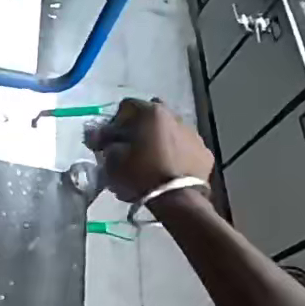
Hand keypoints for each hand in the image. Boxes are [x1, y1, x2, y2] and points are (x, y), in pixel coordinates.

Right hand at [83, 98, 213, 201]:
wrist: (177, 200)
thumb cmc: (140, 173)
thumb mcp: (112, 158)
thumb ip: (105, 142)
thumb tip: (99, 136)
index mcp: (151, 112)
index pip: (127, 106)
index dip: (115, 121)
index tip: (111, 138)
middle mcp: (175, 117)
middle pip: (151, 116)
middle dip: (139, 127)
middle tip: (130, 145)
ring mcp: (193, 134)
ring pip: (170, 130)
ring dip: (159, 139)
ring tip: (150, 159)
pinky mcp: (205, 153)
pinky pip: (184, 146)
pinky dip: (175, 153)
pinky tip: (167, 168)